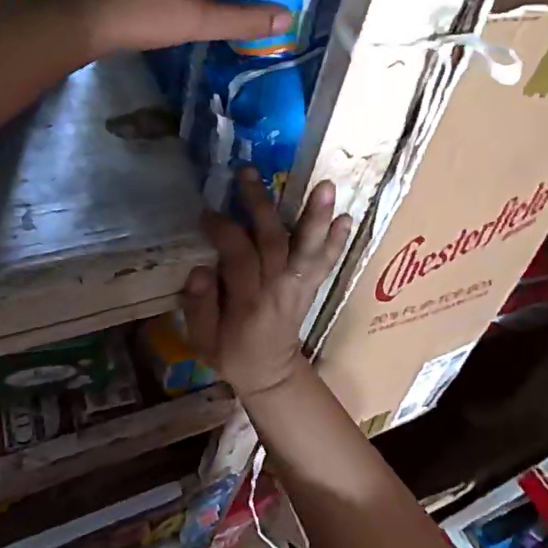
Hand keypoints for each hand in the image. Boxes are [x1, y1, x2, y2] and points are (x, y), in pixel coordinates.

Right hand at [180, 172, 354, 399]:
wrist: (271, 375)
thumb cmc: (232, 355)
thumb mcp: (202, 340)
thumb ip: (199, 306)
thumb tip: (200, 269)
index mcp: (248, 303)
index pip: (238, 257)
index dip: (223, 230)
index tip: (207, 212)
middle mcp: (278, 291)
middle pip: (273, 242)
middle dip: (261, 205)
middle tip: (248, 172)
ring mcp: (299, 287)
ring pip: (308, 249)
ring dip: (317, 216)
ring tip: (326, 185)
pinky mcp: (311, 286)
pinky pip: (326, 262)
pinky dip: (337, 240)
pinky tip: (348, 217)